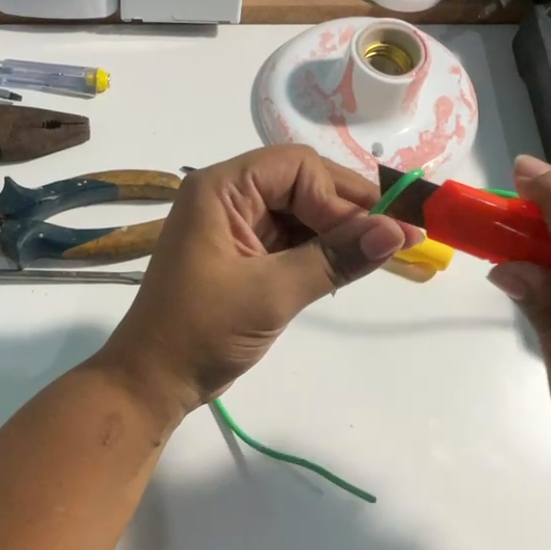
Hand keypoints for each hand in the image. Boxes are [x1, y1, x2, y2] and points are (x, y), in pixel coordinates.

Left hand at [92, 146, 419, 415]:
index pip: (296, 167)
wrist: (153, 382)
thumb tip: (397, 232)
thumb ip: (334, 259)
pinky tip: (349, 266)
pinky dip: (319, 252)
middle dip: (346, 210)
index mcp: (220, 190)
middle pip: (301, 184)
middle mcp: (227, 199)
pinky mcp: (242, 259)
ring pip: (300, 213)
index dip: (339, 195)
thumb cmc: (201, 332)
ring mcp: (234, 230)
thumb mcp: (271, 293)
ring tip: (380, 253)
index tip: (374, 233)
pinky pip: (290, 241)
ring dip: (337, 232)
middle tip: (395, 238)